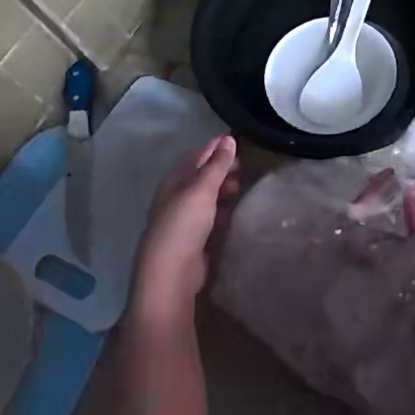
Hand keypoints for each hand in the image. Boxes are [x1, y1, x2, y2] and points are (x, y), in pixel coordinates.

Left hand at [130, 134, 239, 330]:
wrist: (170, 275)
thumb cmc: (183, 225)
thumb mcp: (202, 189)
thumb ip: (217, 165)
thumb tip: (229, 139)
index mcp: (173, 182)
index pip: (196, 157)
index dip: (215, 148)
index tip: (237, 140)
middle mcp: (175, 198)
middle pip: (201, 176)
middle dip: (221, 169)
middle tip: (244, 167)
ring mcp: (183, 220)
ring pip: (206, 196)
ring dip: (222, 189)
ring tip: (240, 188)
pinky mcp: (192, 239)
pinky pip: (210, 216)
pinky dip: (222, 210)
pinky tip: (233, 212)